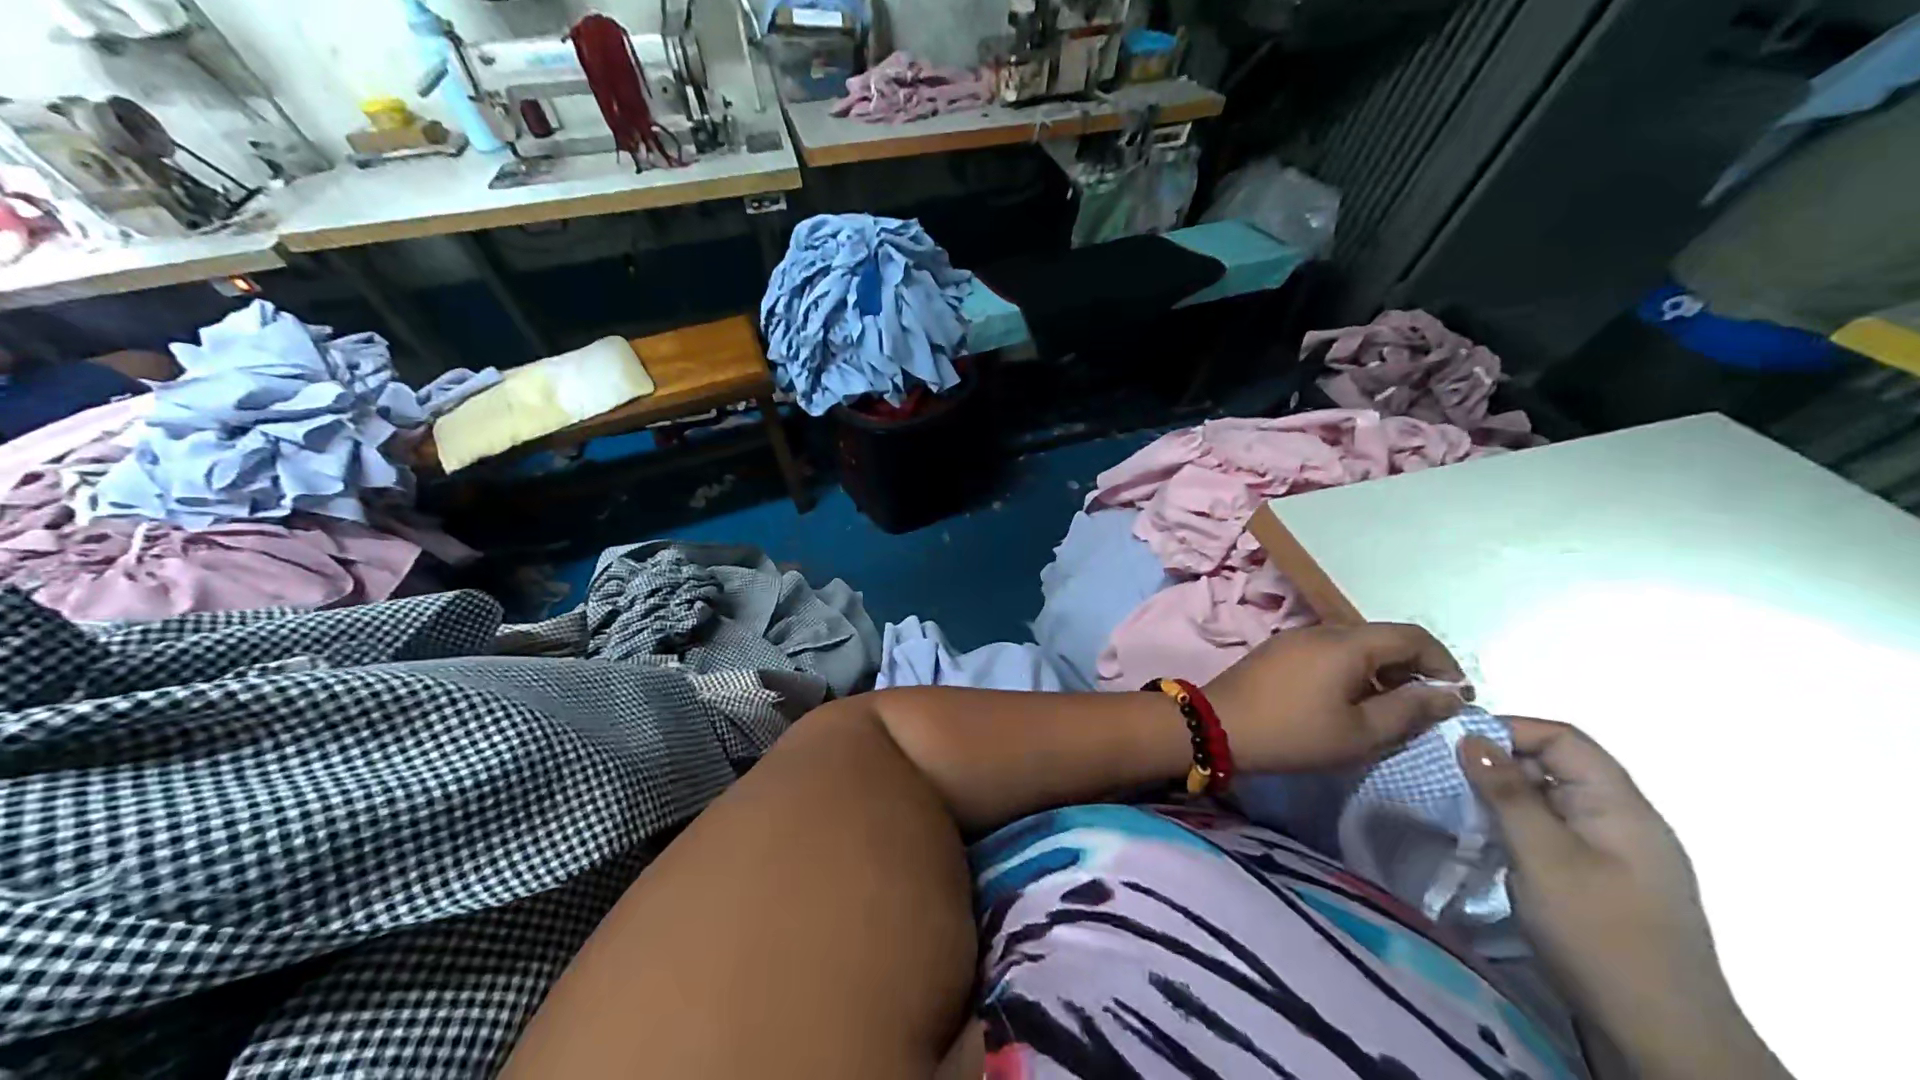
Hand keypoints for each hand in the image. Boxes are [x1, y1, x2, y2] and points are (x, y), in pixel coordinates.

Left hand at [1202, 623, 1468, 773]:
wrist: (1216, 726)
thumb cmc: (1294, 733)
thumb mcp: (1360, 732)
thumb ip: (1408, 710)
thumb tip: (1448, 693)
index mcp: (1347, 642)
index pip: (1412, 636)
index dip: (1442, 662)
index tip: (1455, 695)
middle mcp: (1321, 629)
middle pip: (1381, 637)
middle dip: (1411, 667)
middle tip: (1423, 706)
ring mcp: (1294, 637)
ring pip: (1352, 644)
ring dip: (1379, 669)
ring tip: (1387, 708)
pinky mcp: (1276, 650)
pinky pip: (1326, 651)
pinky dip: (1349, 669)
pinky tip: (1345, 700)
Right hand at [1460, 720, 1791, 1079]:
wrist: (1659, 1031)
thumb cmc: (1599, 931)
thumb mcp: (1544, 856)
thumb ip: (1508, 793)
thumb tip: (1470, 737)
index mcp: (1619, 804)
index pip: (1562, 738)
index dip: (1509, 730)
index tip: (1453, 743)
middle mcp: (1620, 818)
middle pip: (1554, 765)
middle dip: (1498, 762)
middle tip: (1444, 775)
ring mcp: (1611, 850)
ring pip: (1548, 799)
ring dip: (1502, 796)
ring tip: (1456, 806)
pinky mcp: (1596, 877)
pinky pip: (1550, 830)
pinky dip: (1515, 825)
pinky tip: (1486, 840)